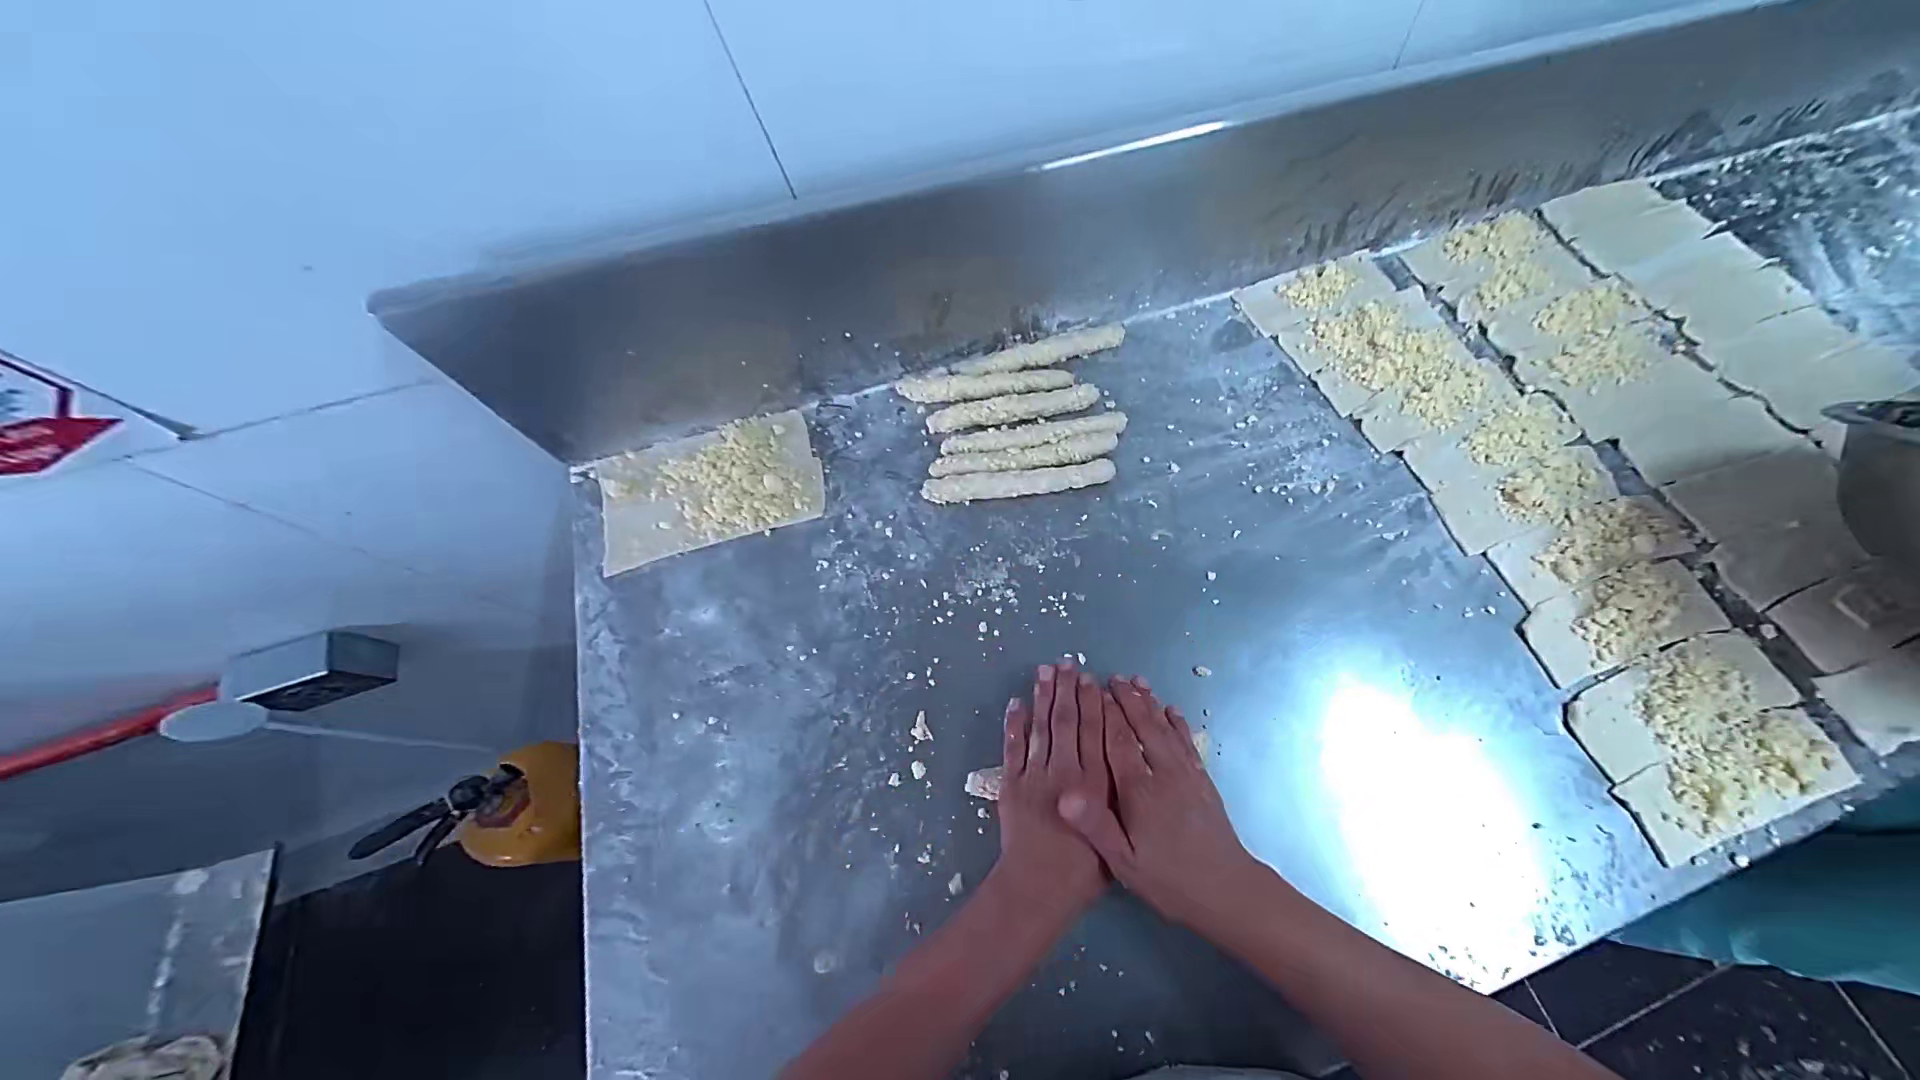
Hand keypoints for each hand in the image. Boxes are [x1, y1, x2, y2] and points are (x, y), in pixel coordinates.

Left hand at [991, 661, 1110, 918]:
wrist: (1039, 886)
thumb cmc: (1084, 869)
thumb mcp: (1117, 834)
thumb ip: (1118, 796)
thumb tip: (1124, 762)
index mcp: (1095, 781)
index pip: (1095, 731)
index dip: (1094, 702)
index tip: (1093, 678)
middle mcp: (1066, 769)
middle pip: (1068, 721)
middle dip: (1068, 689)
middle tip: (1068, 662)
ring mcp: (1035, 774)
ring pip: (1041, 726)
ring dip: (1043, 696)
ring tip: (1045, 670)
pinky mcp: (1012, 783)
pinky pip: (1013, 746)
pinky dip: (1014, 723)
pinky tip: (1016, 703)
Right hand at [1059, 675, 1269, 935]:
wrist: (1229, 893)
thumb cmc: (1169, 880)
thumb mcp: (1124, 862)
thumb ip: (1094, 825)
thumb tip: (1063, 793)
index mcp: (1140, 791)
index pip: (1117, 741)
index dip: (1103, 713)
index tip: (1091, 689)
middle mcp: (1164, 774)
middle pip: (1142, 727)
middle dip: (1126, 700)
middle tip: (1111, 676)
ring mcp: (1187, 776)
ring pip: (1164, 729)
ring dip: (1150, 703)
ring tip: (1137, 681)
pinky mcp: (1203, 782)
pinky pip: (1186, 743)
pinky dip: (1176, 723)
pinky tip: (1170, 710)